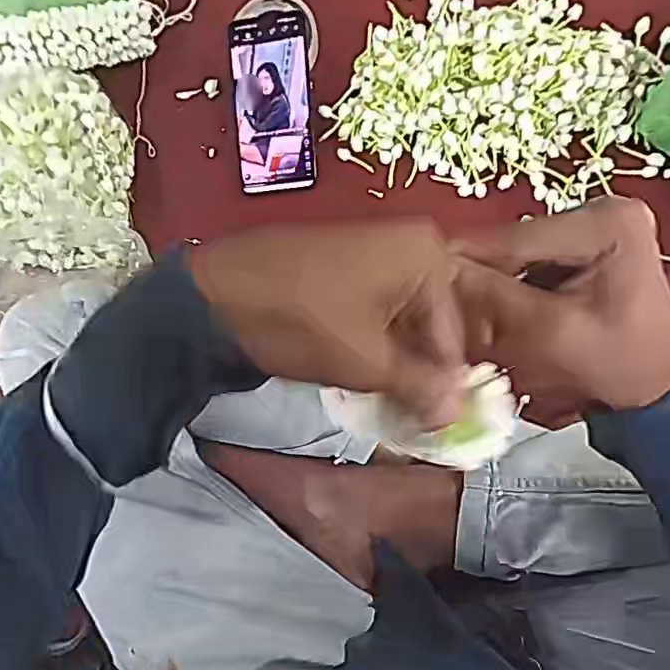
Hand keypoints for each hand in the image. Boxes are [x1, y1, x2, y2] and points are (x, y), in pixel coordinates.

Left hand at [188, 221, 465, 426]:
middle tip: (412, 416)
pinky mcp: (349, 263)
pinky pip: (380, 309)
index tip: (438, 426)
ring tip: (385, 399)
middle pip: (432, 324)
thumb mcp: (367, 361)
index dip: (446, 385)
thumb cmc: (300, 320)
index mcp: (427, 255)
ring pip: (405, 320)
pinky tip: (364, 371)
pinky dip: (377, 342)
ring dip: (399, 361)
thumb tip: (455, 415)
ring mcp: (377, 249)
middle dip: (422, 371)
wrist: (214, 292)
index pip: (453, 335)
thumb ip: (420, 388)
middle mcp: (411, 244)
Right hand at [455, 197, 669, 410]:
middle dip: (482, 278)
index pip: (516, 238)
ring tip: (474, 316)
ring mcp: (597, 224)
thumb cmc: (617, 366)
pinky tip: (501, 311)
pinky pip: (533, 261)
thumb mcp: (551, 334)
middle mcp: (603, 210)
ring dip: (494, 284)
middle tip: (450, 312)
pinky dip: (513, 286)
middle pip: (516, 242)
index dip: (466, 263)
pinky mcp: (588, 243)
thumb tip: (439, 272)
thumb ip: (493, 299)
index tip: (426, 283)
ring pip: (519, 252)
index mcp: (607, 222)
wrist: (657, 389)